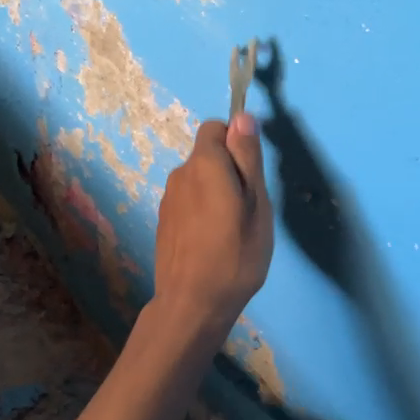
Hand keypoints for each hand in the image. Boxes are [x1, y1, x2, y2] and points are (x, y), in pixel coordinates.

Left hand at [154, 112, 272, 337]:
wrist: (192, 304)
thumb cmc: (235, 253)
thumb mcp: (256, 202)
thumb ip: (247, 157)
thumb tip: (242, 116)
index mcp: (203, 162)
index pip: (215, 128)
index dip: (236, 142)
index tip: (251, 174)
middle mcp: (180, 173)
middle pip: (207, 155)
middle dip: (229, 170)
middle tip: (249, 207)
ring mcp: (168, 199)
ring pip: (198, 180)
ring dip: (216, 193)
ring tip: (233, 230)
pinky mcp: (164, 222)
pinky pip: (188, 202)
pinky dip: (202, 212)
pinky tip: (214, 243)